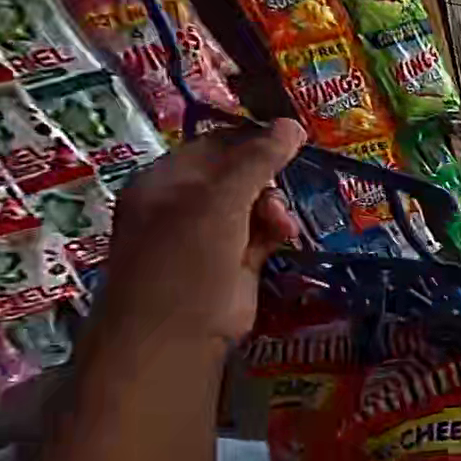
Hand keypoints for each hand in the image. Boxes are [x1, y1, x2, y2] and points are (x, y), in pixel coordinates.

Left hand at [94, 119, 305, 343]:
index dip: (253, 138)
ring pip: (255, 203)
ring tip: (282, 222)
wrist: (176, 335)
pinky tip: (285, 234)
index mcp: (167, 181)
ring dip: (274, 207)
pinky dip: (276, 229)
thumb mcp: (220, 201)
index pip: (216, 144)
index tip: (292, 137)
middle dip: (268, 178)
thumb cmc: (186, 258)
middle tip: (286, 183)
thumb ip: (257, 161)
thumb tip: (293, 125)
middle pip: (240, 173)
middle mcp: (186, 204)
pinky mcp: (234, 260)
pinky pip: (262, 232)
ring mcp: (210, 234)